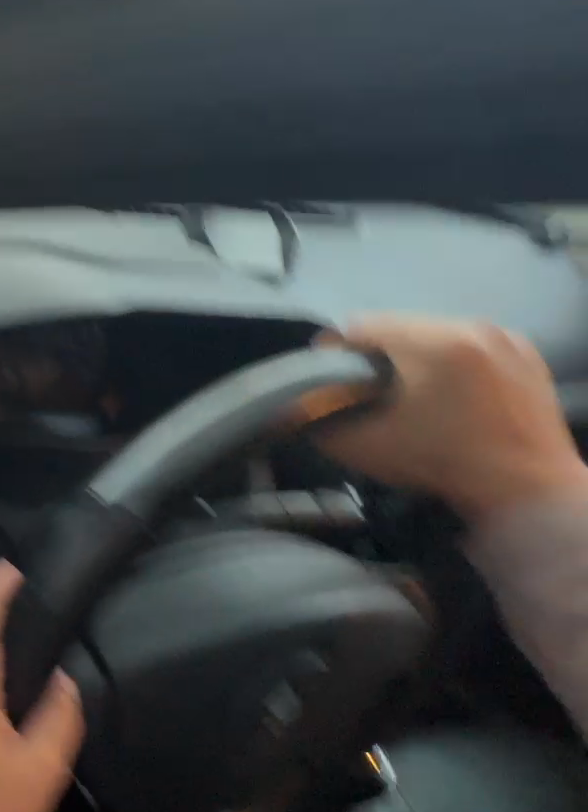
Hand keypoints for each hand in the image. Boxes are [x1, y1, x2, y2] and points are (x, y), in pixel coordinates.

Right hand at [315, 316, 587, 524]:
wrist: (523, 487)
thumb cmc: (436, 462)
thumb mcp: (355, 444)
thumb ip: (312, 417)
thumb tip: (286, 404)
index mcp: (433, 343)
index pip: (357, 326)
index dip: (331, 353)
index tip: (325, 381)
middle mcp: (472, 328)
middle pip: (395, 324)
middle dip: (370, 353)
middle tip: (359, 388)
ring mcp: (505, 337)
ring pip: (429, 330)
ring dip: (405, 355)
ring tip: (400, 390)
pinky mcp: (524, 352)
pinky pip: (462, 341)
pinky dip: (441, 359)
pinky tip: (438, 391)